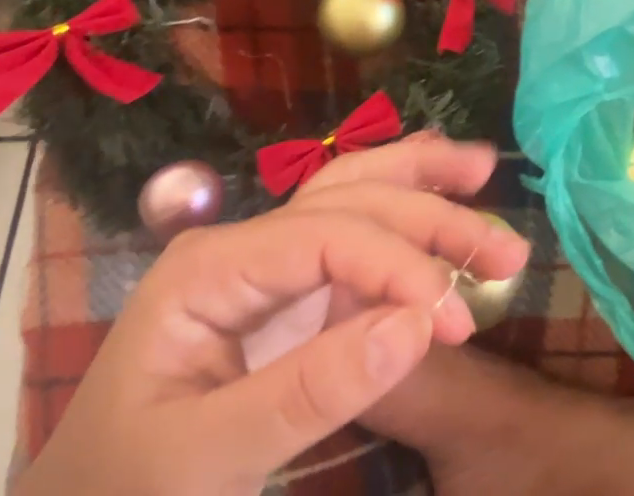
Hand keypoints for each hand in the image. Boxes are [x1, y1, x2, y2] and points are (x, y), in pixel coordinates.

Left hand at [14, 135, 529, 495]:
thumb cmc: (124, 492)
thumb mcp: (205, 460)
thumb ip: (309, 390)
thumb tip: (419, 322)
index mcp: (210, 269)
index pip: (327, 236)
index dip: (400, 266)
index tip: (454, 322)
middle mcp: (242, 247)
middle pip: (347, 200)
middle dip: (430, 217)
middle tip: (509, 252)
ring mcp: (267, 267)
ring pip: (351, 194)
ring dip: (419, 182)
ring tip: (482, 169)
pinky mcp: (290, 295)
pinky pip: (352, 232)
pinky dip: (399, 203)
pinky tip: (435, 179)